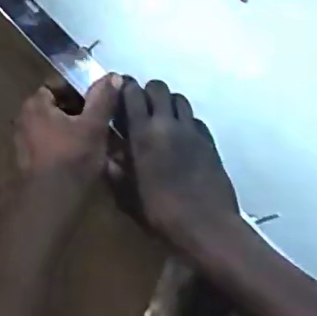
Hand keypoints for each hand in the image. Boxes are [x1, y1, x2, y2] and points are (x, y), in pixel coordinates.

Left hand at [15, 74, 122, 191]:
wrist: (49, 206)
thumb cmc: (71, 160)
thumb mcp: (93, 127)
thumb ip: (103, 99)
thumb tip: (113, 75)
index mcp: (35, 103)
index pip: (59, 85)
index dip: (81, 90)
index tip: (101, 101)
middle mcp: (24, 118)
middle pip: (58, 105)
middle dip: (80, 111)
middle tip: (103, 121)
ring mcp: (24, 141)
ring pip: (56, 126)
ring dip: (75, 130)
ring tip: (98, 140)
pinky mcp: (29, 161)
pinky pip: (51, 144)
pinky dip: (66, 145)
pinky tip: (85, 157)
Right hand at [119, 78, 240, 253]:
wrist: (208, 227)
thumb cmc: (163, 214)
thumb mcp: (129, 198)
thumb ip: (115, 174)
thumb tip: (106, 158)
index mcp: (142, 134)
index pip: (132, 93)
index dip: (125, 88)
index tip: (120, 95)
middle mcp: (166, 124)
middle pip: (158, 87)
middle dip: (148, 92)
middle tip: (142, 108)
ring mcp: (191, 131)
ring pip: (179, 98)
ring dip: (168, 103)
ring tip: (163, 120)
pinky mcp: (209, 141)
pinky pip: (195, 119)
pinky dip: (187, 121)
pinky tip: (183, 138)